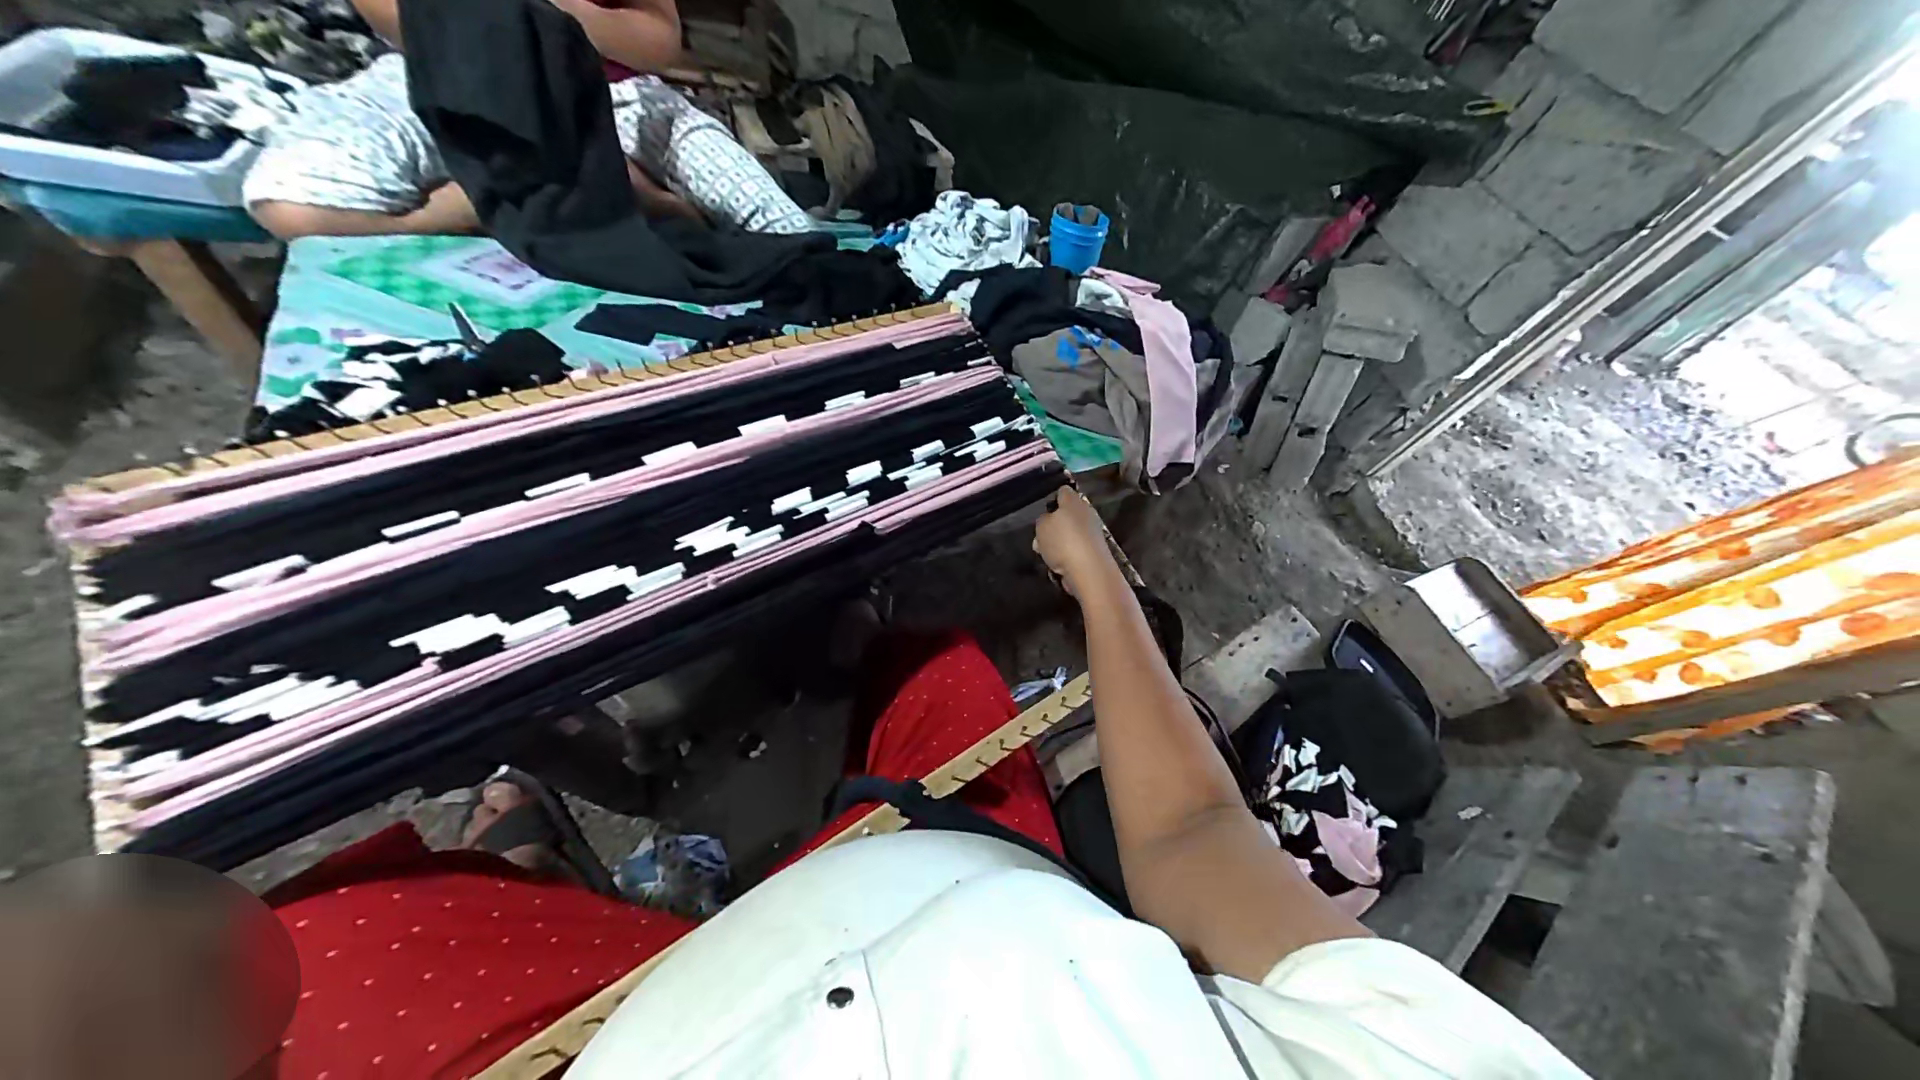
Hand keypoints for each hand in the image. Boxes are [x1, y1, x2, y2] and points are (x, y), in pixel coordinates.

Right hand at [1033, 486, 1119, 598]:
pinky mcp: (1096, 550)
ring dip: (1059, 541)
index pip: (1063, 491)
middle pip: (1067, 514)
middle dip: (1054, 524)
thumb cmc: (1062, 542)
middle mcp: (1086, 513)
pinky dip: (1068, 554)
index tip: (1044, 509)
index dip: (1053, 498)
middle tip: (1041, 537)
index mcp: (1073, 501)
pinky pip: (1076, 547)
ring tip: (1046, 554)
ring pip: (1071, 532)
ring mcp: (1093, 532)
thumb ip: (1043, 520)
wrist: (1089, 570)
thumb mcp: (1041, 526)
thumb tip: (1049, 519)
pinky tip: (1058, 564)